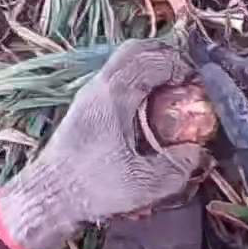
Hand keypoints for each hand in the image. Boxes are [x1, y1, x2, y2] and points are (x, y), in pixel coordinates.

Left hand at [0, 40, 209, 248]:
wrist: (49, 197)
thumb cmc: (93, 188)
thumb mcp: (145, 183)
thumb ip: (178, 166)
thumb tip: (198, 153)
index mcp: (114, 94)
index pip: (151, 60)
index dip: (179, 65)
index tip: (198, 82)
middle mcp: (99, 85)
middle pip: (134, 51)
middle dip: (165, 57)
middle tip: (186, 77)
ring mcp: (88, 94)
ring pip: (122, 63)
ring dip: (149, 68)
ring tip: (171, 90)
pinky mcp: (84, 106)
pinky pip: (115, 78)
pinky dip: (136, 81)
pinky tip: (148, 108)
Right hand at [199, 45, 247, 248]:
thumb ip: (235, 111)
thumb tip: (212, 73)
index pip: (247, 72)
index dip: (220, 57)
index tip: (194, 43)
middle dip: (222, 71)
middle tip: (191, 59)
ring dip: (225, 93)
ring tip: (197, 84)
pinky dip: (230, 118)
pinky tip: (214, 122)